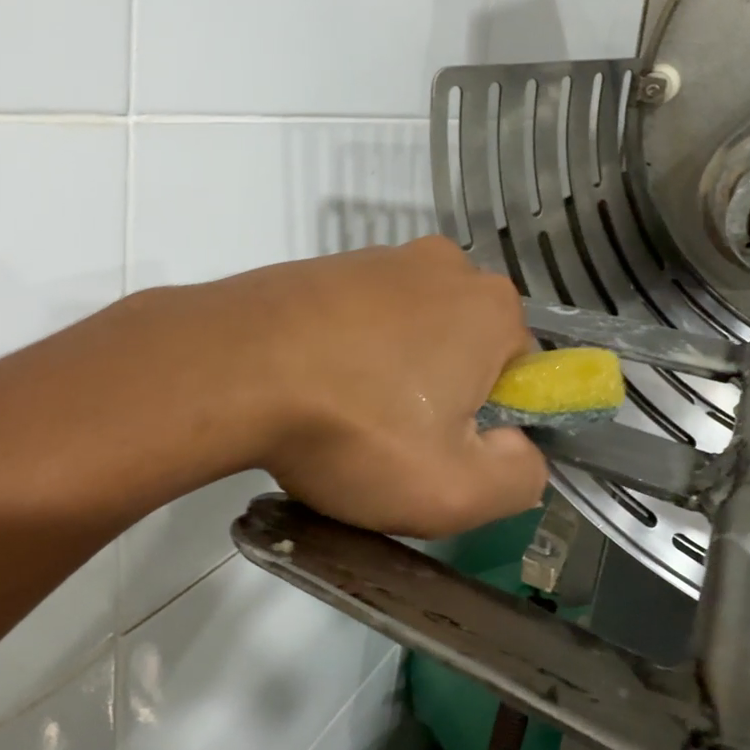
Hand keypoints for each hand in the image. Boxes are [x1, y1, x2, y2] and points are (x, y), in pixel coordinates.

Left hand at [180, 236, 548, 538]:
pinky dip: (341, 354)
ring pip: (404, 334)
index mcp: (489, 306)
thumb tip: (518, 450)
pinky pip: (352, 322)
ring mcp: (372, 259)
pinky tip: (307, 389)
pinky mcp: (318, 267)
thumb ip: (519, 478)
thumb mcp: (455, 490)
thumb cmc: (353, 429)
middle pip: (461, 349)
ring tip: (339, 420)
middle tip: (389, 441)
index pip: (521, 373)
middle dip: (438, 395)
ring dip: (386, 376)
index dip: (489, 423)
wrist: (228, 368)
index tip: (440, 450)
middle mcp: (439, 266)